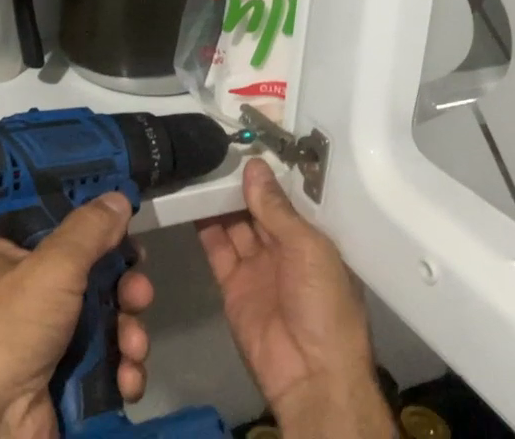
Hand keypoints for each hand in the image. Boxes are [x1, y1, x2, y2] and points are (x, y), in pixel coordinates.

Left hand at [0, 193, 153, 438]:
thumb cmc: (11, 330)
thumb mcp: (49, 267)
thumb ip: (88, 231)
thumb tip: (117, 197)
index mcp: (13, 262)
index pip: (63, 232)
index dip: (98, 230)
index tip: (130, 229)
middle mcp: (31, 299)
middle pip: (94, 278)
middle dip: (125, 287)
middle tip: (139, 293)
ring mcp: (51, 343)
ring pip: (108, 322)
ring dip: (129, 332)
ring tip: (133, 348)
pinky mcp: (69, 382)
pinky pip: (109, 364)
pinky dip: (123, 370)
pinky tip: (126, 379)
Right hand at [198, 159, 389, 437]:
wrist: (310, 375)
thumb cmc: (323, 305)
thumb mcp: (308, 249)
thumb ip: (276, 209)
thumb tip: (255, 167)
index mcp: (313, 240)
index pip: (288, 198)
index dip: (268, 173)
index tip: (246, 140)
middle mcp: (286, 249)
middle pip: (258, 208)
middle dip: (239, 183)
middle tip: (213, 147)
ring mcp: (257, 267)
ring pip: (235, 224)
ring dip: (219, 200)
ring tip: (198, 166)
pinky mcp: (232, 284)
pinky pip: (217, 248)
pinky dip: (204, 226)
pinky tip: (191, 200)